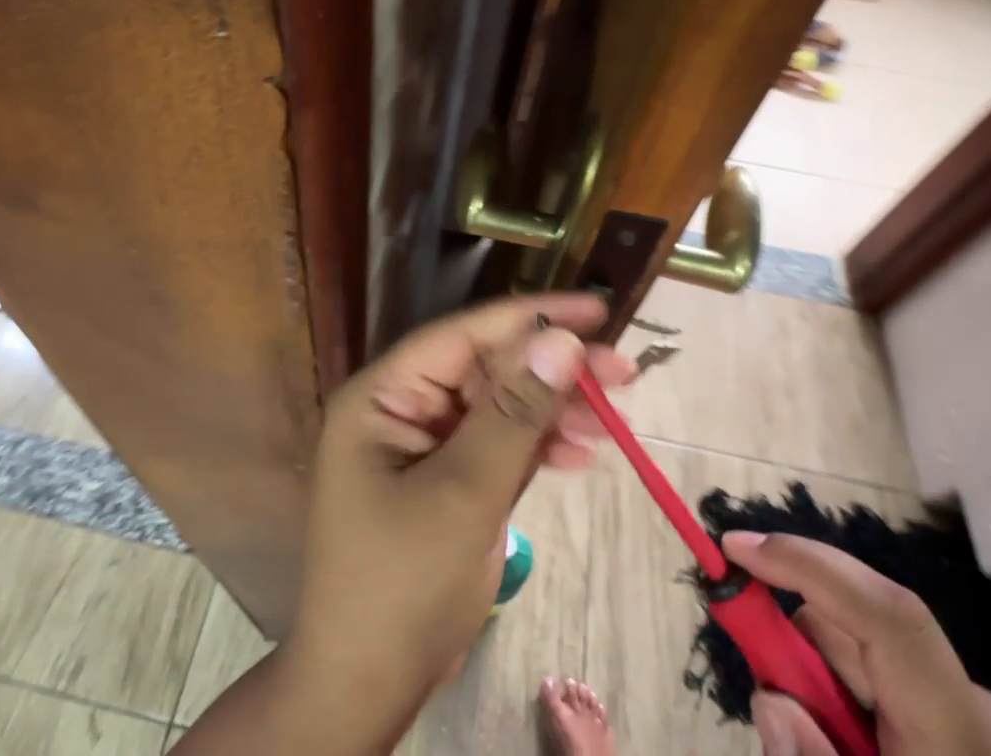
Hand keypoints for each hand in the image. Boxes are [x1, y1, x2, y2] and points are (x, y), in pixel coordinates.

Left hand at [280, 293, 634, 748]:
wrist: (368, 679)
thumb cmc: (403, 583)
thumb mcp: (463, 494)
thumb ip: (513, 415)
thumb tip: (562, 341)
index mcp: (382, 398)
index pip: (462, 337)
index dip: (530, 319)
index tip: (597, 311)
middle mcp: (400, 412)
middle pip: (486, 371)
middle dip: (551, 372)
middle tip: (622, 376)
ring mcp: (423, 450)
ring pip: (498, 409)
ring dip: (552, 413)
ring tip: (608, 427)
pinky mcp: (446, 484)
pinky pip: (498, 448)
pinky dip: (537, 449)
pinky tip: (579, 456)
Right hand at [725, 532, 990, 755]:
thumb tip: (772, 700)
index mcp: (964, 742)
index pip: (890, 619)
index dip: (810, 566)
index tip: (735, 549)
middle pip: (869, 639)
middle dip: (801, 653)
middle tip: (773, 706)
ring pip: (881, 664)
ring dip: (829, 688)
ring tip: (828, 748)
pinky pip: (902, 690)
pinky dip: (860, 708)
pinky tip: (858, 751)